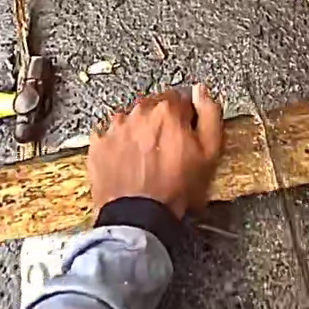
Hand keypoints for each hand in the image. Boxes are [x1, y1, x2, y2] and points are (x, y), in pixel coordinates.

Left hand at [88, 84, 224, 217]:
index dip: (185, 118)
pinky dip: (118, 144)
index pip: (180, 99)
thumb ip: (209, 114)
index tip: (185, 135)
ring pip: (132, 120)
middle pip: (154, 107)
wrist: (138, 216)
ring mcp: (116, 127)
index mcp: (167, 110)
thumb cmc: (174, 188)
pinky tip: (127, 162)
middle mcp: (139, 112)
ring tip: (145, 159)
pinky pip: (110, 135)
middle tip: (166, 150)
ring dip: (139, 132)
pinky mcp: (99, 143)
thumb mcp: (209, 153)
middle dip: (161, 123)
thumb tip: (201, 92)